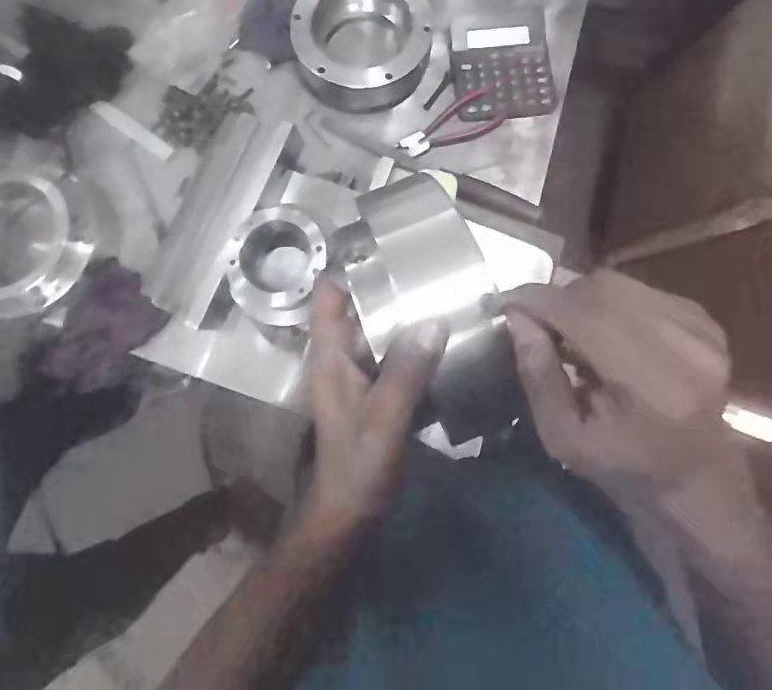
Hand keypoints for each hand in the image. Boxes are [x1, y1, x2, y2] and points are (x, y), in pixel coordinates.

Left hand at [294, 284, 448, 547]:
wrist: (346, 517)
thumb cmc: (358, 466)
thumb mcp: (385, 418)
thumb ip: (408, 370)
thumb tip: (435, 321)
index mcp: (329, 356)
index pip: (327, 297)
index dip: (350, 271)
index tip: (388, 254)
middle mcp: (338, 358)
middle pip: (357, 310)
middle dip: (389, 292)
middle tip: (431, 275)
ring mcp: (355, 377)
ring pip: (377, 334)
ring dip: (403, 320)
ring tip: (444, 301)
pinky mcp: (372, 394)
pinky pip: (391, 358)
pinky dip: (411, 348)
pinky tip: (443, 345)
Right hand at [507, 270, 749, 504]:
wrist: (697, 476)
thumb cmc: (625, 467)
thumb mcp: (564, 440)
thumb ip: (539, 377)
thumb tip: (517, 317)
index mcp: (655, 389)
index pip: (587, 318)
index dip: (539, 301)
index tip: (504, 302)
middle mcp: (686, 349)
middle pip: (601, 291)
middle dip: (557, 298)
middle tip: (535, 322)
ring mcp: (701, 331)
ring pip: (617, 283)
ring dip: (581, 298)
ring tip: (570, 330)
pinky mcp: (705, 321)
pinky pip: (637, 289)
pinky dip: (609, 301)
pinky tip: (604, 332)